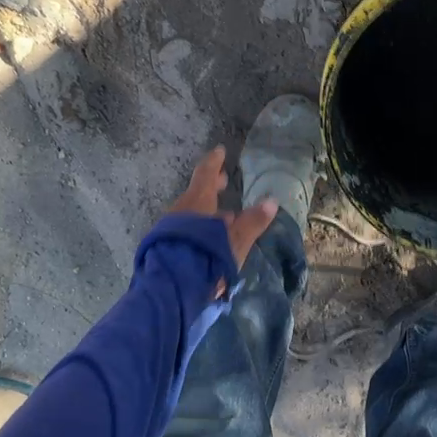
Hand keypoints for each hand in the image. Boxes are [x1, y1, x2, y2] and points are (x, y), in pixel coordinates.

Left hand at [168, 146, 278, 298]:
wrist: (171, 285)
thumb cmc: (207, 256)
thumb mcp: (236, 240)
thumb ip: (253, 221)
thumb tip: (271, 201)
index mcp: (198, 201)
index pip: (206, 174)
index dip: (214, 162)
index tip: (220, 151)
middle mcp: (181, 209)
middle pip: (197, 193)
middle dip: (212, 187)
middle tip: (224, 181)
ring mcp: (169, 229)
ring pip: (191, 213)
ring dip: (207, 211)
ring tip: (224, 216)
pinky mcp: (165, 247)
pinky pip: (185, 230)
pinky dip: (198, 227)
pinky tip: (209, 239)